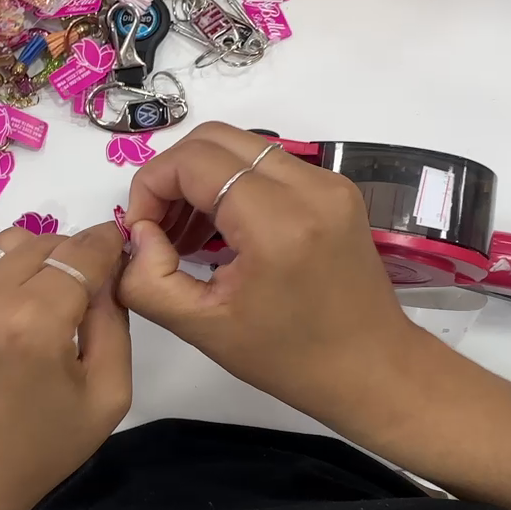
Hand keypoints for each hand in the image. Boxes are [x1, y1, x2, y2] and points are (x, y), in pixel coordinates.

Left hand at [0, 224, 130, 509]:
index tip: (120, 246)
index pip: (82, 252)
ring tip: (47, 299)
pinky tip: (11, 310)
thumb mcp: (107, 394)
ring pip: (11, 244)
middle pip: (46, 241)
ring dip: (37, 260)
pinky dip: (3, 272)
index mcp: (35, 322)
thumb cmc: (40, 447)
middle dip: (74, 255)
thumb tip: (107, 272)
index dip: (107, 243)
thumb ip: (114, 321)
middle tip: (86, 288)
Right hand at [116, 122, 428, 424]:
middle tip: (158, 228)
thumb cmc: (288, 358)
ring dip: (196, 178)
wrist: (373, 370)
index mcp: (278, 224)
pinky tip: (217, 230)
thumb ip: (146, 280)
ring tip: (184, 233)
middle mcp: (309, 188)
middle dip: (169, 176)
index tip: (142, 232)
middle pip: (212, 139)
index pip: (192, 162)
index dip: (150, 187)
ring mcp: (327, 182)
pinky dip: (226, 183)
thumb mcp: (200, 328)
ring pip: (236, 145)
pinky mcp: (333, 188)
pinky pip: (262, 162)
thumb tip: (137, 233)